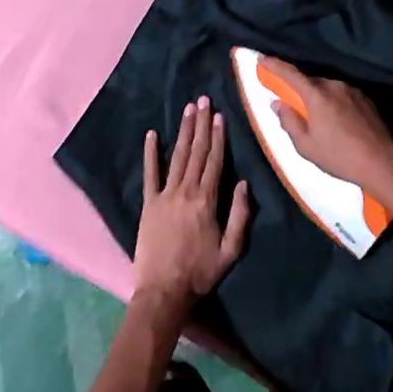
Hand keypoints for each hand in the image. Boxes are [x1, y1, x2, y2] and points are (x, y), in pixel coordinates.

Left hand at [132, 97, 250, 314]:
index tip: (219, 116)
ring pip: (177, 157)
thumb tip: (244, 183)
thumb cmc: (200, 273)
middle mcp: (186, 191)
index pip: (214, 162)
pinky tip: (152, 134)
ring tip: (188, 109)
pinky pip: (150, 173)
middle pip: (196, 153)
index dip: (218, 137)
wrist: (163, 290)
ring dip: (184, 132)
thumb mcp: (230, 250)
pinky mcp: (148, 203)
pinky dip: (150, 153)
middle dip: (201, 125)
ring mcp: (165, 195)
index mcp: (207, 201)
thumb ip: (239, 216)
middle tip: (203, 100)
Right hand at [264, 58, 392, 190]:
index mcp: (317, 95)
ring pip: (327, 88)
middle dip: (299, 88)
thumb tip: (278, 104)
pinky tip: (338, 121)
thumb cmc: (340, 156)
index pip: (290, 74)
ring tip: (319, 118)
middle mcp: (334, 85)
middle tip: (294, 103)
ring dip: (319, 97)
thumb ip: (289, 122)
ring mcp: (352, 90)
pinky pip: (342, 94)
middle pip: (310, 81)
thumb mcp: (306, 146)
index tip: (263, 59)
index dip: (274, 65)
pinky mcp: (366, 99)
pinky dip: (334, 102)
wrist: (384, 163)